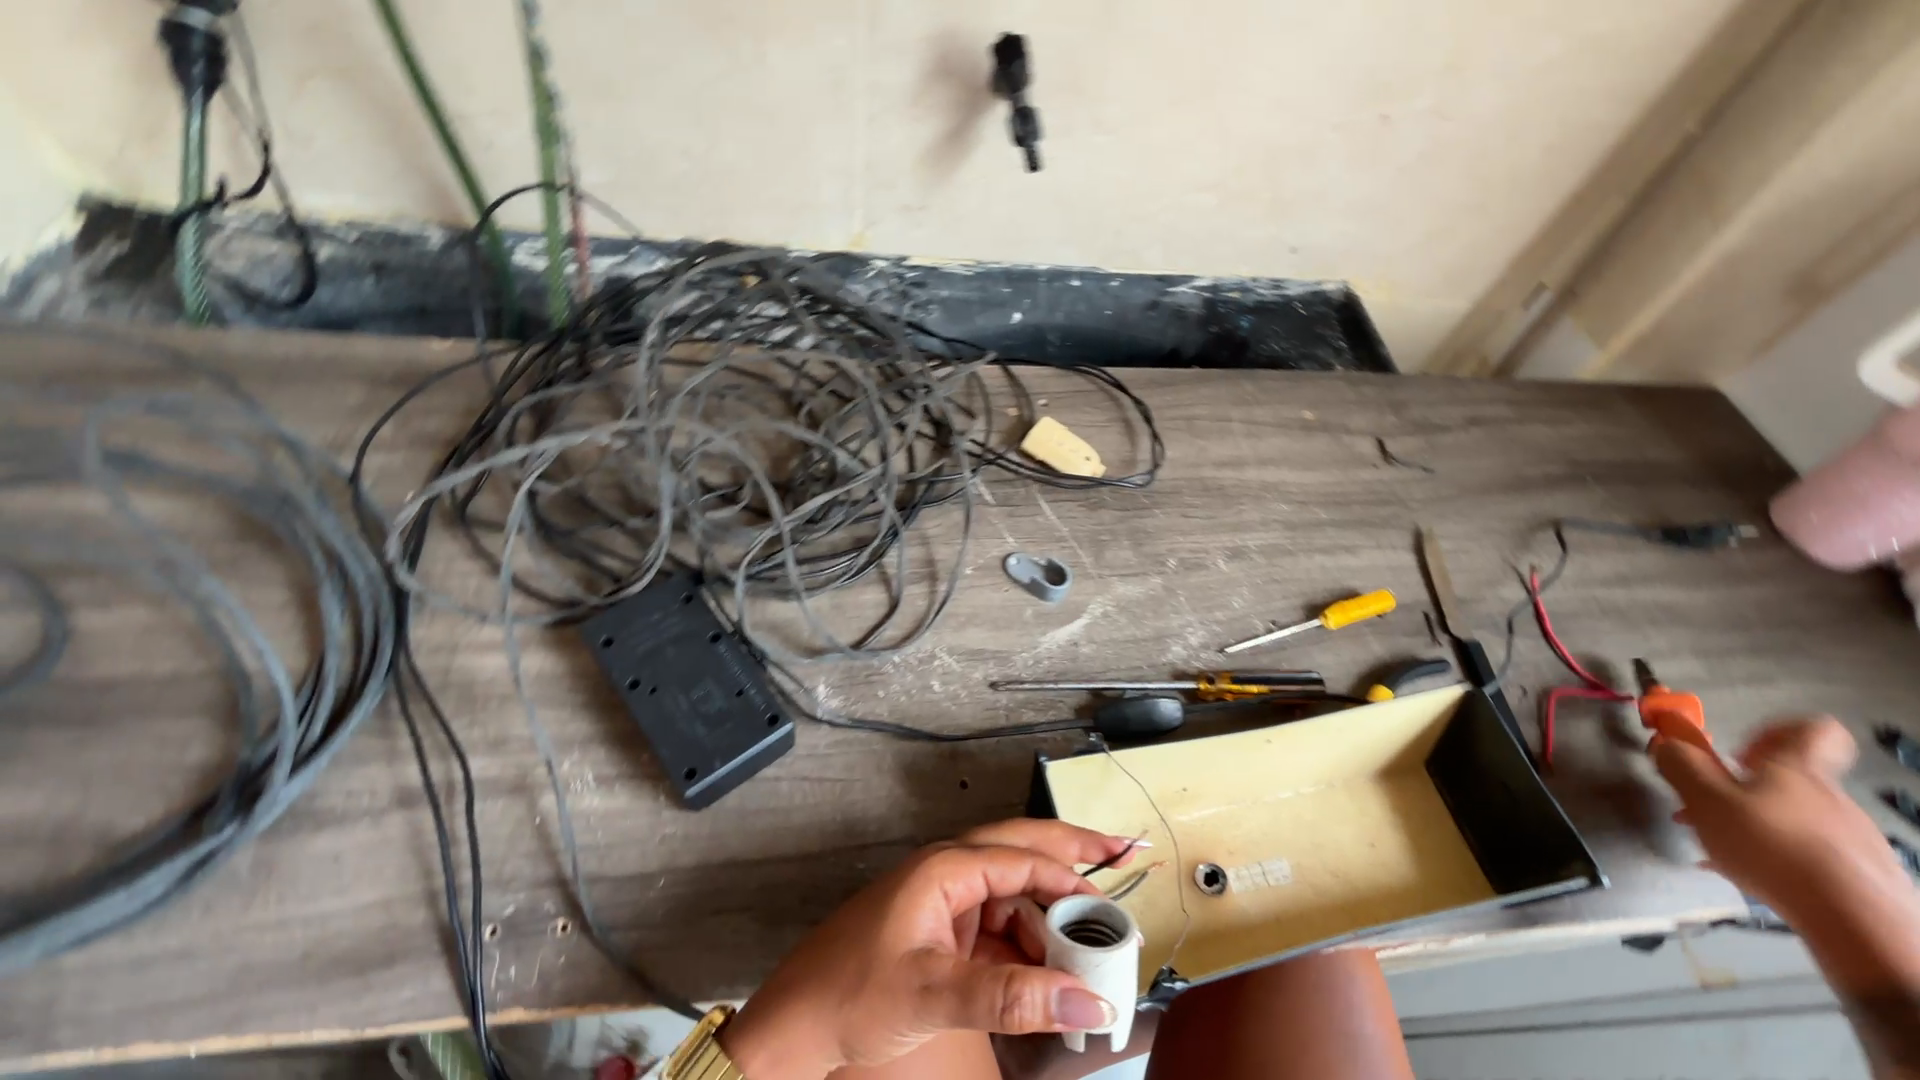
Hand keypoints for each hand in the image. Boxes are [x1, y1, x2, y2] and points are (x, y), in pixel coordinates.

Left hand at [718, 819, 1139, 1079]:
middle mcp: (949, 873)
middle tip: (1125, 849)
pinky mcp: (944, 931)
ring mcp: (946, 901)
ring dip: (1053, 912)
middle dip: (1073, 849)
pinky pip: (1000, 924)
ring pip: (1015, 890)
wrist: (797, 1025)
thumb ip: (1013, 997)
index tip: (1111, 911)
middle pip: (1022, 847)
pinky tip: (1052, 967)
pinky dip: (1030, 941)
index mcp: (944, 869)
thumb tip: (1086, 999)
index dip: (1072, 880)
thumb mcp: (935, 995)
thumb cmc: (850, 994)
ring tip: (1092, 940)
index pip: (1023, 859)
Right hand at [1652, 716, 1903, 919]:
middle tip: (1709, 807)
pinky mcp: (1858, 871)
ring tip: (1722, 848)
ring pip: (1791, 816)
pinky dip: (1774, 856)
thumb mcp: (1705, 799)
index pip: (1812, 730)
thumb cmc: (1771, 846)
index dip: (1775, 731)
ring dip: (1752, 824)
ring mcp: (1849, 834)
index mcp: (1796, 769)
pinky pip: (1806, 852)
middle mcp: (1829, 795)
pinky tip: (1750, 876)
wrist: (1854, 919)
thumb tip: (1667, 742)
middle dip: (1740, 789)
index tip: (1741, 753)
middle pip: (1786, 779)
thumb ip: (1681, 766)